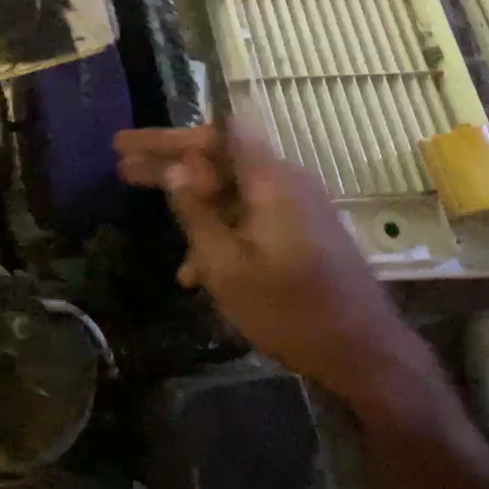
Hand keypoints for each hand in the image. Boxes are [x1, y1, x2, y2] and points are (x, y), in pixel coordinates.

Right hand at [115, 124, 420, 402]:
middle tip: (122, 163)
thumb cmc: (289, 309)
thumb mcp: (227, 265)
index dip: (171, 136)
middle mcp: (285, 182)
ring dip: (189, 198)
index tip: (130, 145)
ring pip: (230, 188)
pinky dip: (218, 227)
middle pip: (218, 156)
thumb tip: (174, 168)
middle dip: (169, 161)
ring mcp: (296, 208)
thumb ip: (196, 213)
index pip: (217, 132)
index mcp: (271, 180)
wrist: (366, 355)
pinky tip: (190, 269)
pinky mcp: (301, 232)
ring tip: (146, 208)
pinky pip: (249, 215)